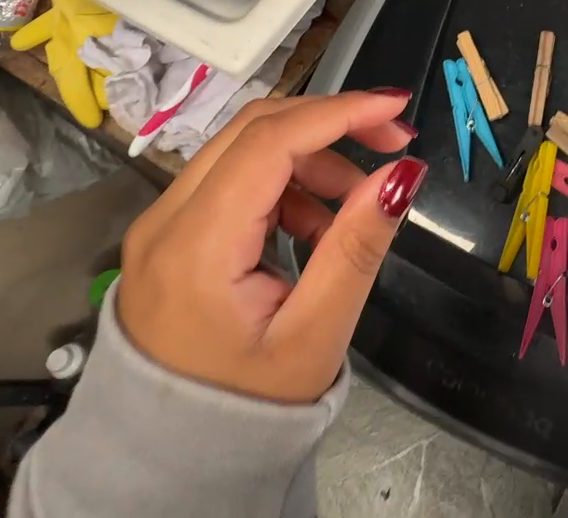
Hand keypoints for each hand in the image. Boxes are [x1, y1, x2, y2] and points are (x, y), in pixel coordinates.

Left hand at [116, 89, 425, 403]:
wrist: (169, 462)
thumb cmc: (246, 407)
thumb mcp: (315, 334)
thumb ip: (358, 247)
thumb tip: (404, 173)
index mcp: (196, 245)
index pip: (270, 142)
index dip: (339, 112)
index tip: (398, 107)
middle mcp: (167, 218)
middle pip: (254, 129)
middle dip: (331, 120)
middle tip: (394, 139)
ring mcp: (163, 223)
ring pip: (244, 147)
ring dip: (311, 153)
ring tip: (357, 199)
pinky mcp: (171, 233)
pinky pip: (234, 178)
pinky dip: (286, 180)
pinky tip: (316, 223)